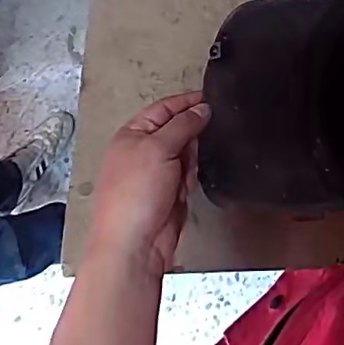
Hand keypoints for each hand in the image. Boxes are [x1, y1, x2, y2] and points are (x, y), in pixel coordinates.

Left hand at [85, 92, 209, 273]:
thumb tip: (202, 109)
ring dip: (190, 163)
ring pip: (186, 154)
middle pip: (177, 130)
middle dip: (190, 139)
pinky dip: (189, 180)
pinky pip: (188, 175)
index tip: (211, 99)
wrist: (134, 244)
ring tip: (182, 177)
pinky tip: (183, 190)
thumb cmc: (135, 195)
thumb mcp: (159, 148)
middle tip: (193, 148)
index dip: (186, 103)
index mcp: (132, 134)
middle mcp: (142, 151)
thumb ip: (183, 124)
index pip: (164, 108)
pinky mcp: (168, 192)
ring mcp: (155, 173)